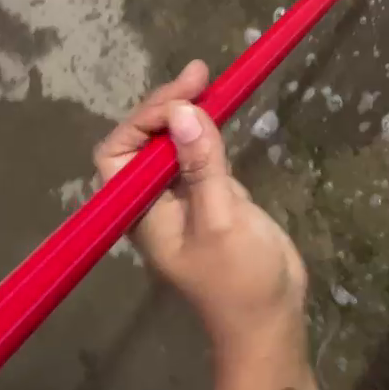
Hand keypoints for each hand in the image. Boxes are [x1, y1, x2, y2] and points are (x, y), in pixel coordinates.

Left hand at [94, 61, 306, 354]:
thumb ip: (201, 164)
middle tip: (203, 73)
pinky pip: (199, 154)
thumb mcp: (222, 218)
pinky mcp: (213, 197)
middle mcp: (153, 201)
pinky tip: (222, 112)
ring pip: (170, 145)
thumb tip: (184, 110)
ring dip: (186, 111)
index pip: (118, 151)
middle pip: (141, 142)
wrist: (270, 317)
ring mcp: (183, 199)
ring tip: (212, 81)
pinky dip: (207, 128)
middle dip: (166, 104)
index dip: (147, 115)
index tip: (190, 89)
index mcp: (140, 211)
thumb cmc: (239, 277)